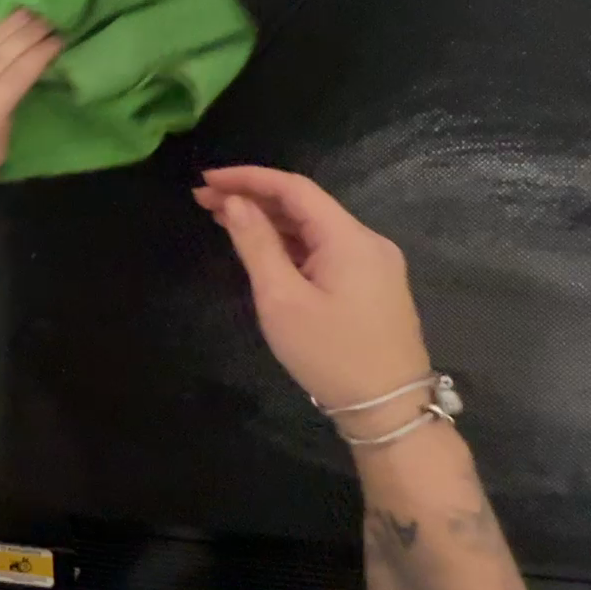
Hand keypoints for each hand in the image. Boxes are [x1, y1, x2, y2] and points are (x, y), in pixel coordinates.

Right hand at [195, 167, 431, 421]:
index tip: (206, 179)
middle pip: (302, 204)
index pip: (294, 188)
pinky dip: (284, 239)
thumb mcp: (281, 298)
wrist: (388, 411)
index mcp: (349, 239)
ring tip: (218, 215)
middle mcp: (365, 242)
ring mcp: (370, 263)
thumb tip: (234, 201)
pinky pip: (319, 247)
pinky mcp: (366, 283)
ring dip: (265, 217)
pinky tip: (255, 242)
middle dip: (251, 196)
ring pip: (309, 226)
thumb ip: (256, 243)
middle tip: (202, 199)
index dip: (248, 178)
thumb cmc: (329, 353)